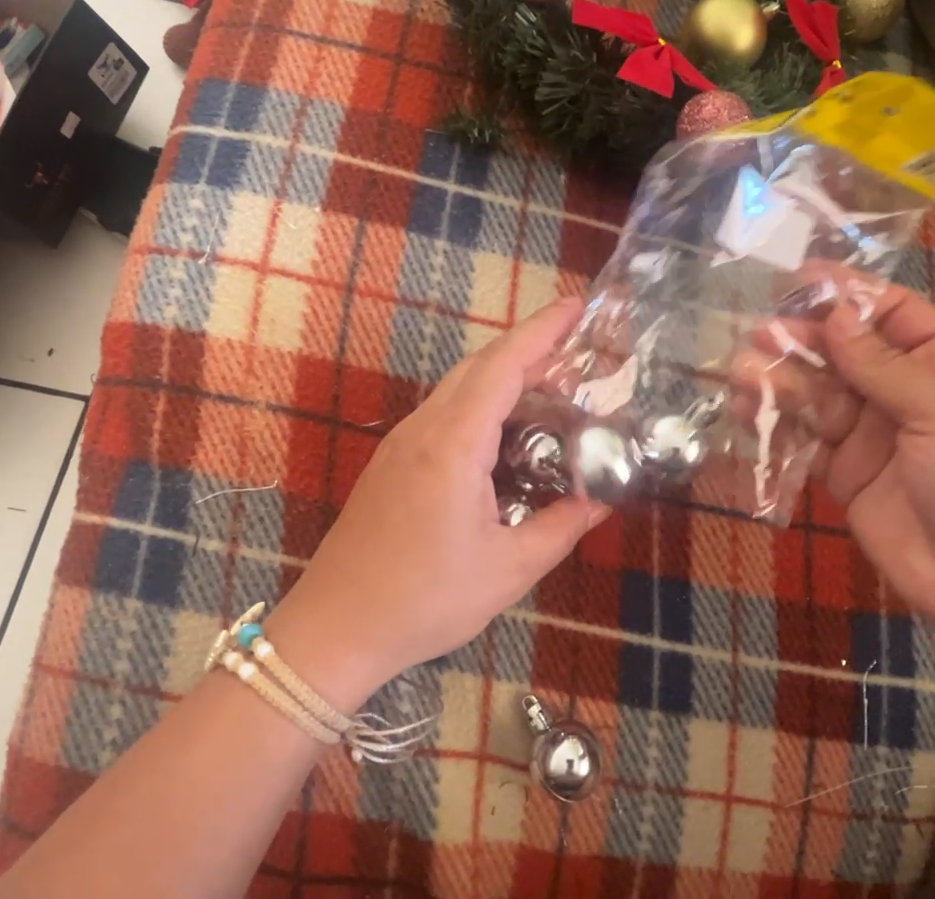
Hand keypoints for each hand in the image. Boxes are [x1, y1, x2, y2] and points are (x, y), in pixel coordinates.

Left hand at [266, 299, 607, 707]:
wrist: (336, 628)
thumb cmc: (424, 600)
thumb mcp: (508, 570)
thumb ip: (560, 528)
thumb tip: (598, 503)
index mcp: (453, 444)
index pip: (503, 366)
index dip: (542, 330)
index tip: (576, 306)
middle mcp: (423, 430)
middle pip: (479, 368)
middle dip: (530, 353)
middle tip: (579, 363)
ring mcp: (401, 445)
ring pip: (458, 390)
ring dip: (504, 382)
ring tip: (552, 401)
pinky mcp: (391, 464)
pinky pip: (442, 416)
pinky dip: (481, 410)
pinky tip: (506, 441)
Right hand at [745, 279, 934, 641]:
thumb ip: (886, 366)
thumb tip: (836, 315)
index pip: (894, 314)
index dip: (849, 294)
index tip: (799, 278)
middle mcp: (908, 394)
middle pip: (846, 352)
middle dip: (803, 339)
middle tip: (758, 334)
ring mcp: (875, 436)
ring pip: (819, 394)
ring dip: (782, 380)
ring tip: (742, 372)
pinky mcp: (847, 475)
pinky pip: (807, 440)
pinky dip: (777, 424)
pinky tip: (749, 412)